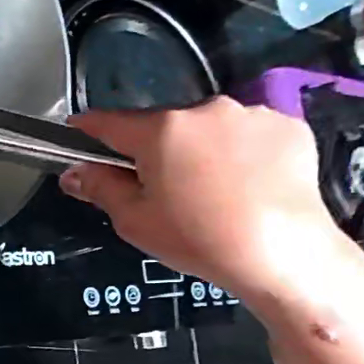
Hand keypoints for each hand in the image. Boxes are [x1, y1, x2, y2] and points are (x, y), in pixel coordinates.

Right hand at [58, 97, 353, 300]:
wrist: (283, 252)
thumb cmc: (197, 239)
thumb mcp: (135, 221)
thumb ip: (101, 188)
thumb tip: (74, 172)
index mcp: (162, 131)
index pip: (111, 123)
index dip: (88, 129)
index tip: (77, 131)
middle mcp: (206, 110)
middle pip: (164, 127)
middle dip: (156, 151)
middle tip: (159, 189)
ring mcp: (251, 114)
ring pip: (209, 130)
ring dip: (200, 151)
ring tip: (209, 192)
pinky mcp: (288, 127)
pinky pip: (250, 135)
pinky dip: (241, 154)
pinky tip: (245, 186)